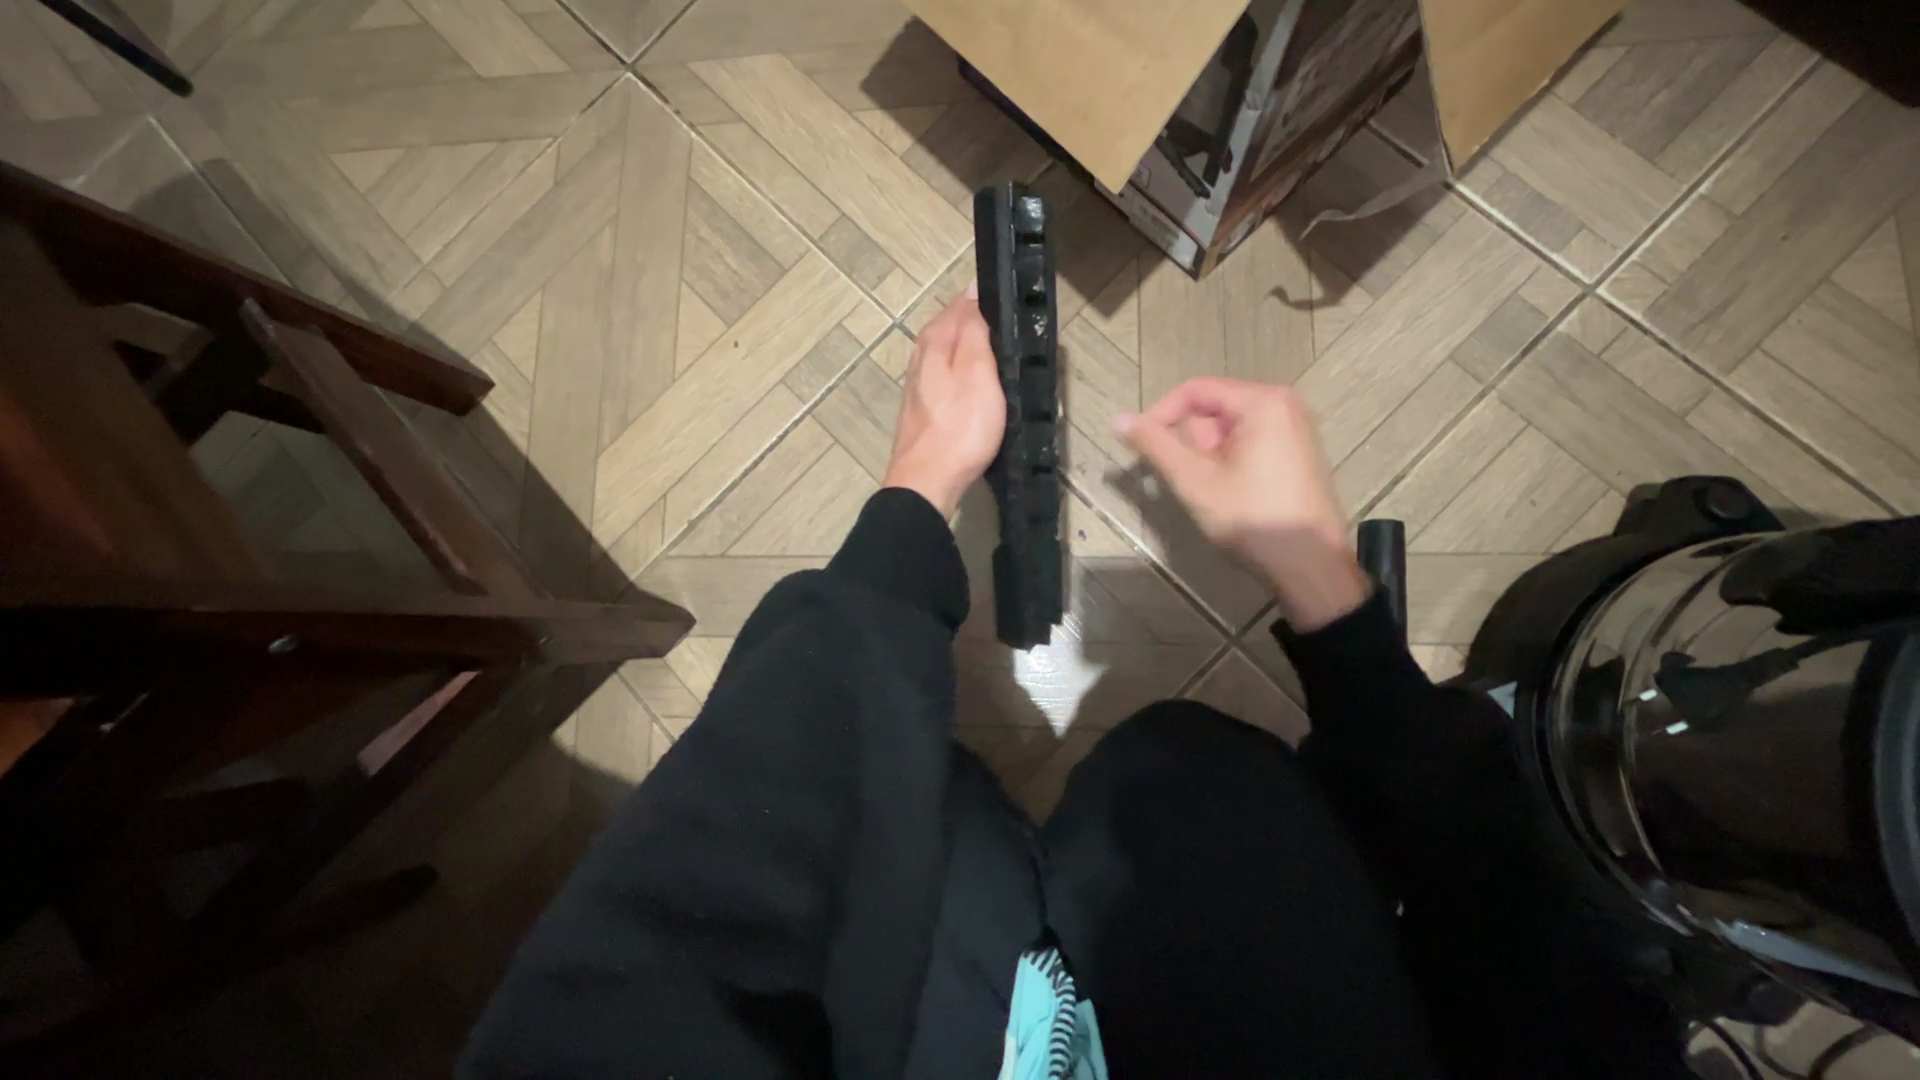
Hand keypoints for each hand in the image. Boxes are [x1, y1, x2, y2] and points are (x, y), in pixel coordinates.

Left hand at [883, 283, 1005, 517]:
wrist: (928, 481)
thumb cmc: (961, 426)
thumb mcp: (977, 370)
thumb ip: (974, 329)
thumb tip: (972, 291)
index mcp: (934, 340)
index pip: (963, 304)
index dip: (989, 304)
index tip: (1016, 313)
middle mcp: (920, 357)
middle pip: (954, 330)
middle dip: (982, 330)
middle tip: (1016, 342)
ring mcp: (919, 386)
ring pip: (950, 357)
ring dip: (975, 356)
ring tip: (1004, 367)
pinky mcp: (924, 411)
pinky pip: (948, 382)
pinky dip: (966, 381)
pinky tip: (980, 393)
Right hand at [1115, 378, 1368, 629]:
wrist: (1310, 566)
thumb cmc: (1251, 518)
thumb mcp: (1194, 480)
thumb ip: (1154, 445)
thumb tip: (1118, 419)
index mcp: (1263, 402)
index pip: (1195, 390)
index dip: (1161, 414)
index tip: (1141, 446)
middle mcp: (1283, 405)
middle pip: (1213, 408)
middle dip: (1192, 442)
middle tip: (1190, 481)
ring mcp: (1294, 430)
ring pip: (1228, 429)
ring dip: (1208, 456)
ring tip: (1211, 492)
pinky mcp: (1296, 454)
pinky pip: (1249, 443)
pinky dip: (1228, 462)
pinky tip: (1230, 495)